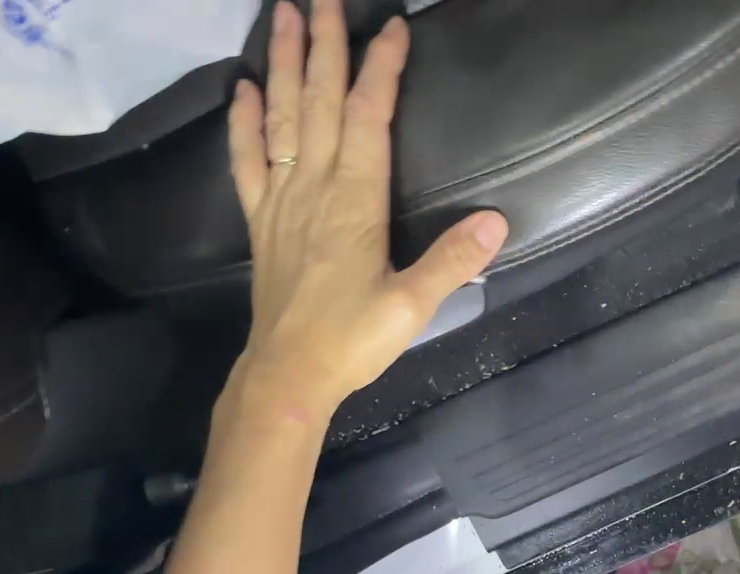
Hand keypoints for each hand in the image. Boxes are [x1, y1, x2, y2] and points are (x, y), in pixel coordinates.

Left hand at [222, 0, 507, 424]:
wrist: (290, 372)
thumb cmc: (353, 340)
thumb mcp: (413, 306)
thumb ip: (452, 261)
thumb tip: (496, 221)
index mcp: (356, 202)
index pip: (368, 119)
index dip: (381, 71)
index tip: (394, 29)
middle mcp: (316, 189)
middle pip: (319, 102)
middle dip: (323, 45)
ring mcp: (283, 203)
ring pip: (281, 119)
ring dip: (282, 66)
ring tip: (282, 16)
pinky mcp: (262, 224)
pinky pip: (249, 162)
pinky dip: (244, 124)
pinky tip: (242, 92)